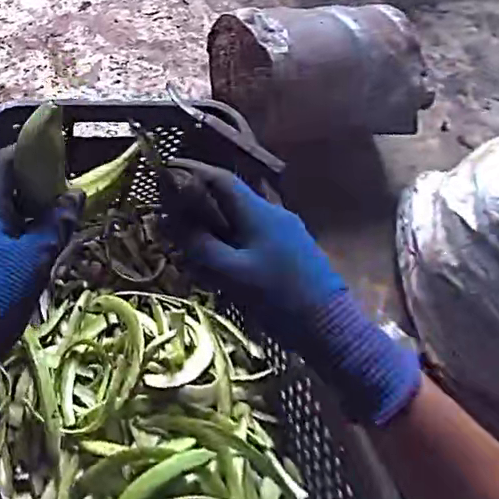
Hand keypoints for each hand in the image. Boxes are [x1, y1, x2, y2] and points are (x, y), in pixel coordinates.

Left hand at [0, 148, 80, 440]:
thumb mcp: (36, 257)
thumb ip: (57, 223)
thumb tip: (76, 194)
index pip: (2, 163)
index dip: (27, 151)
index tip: (54, 151)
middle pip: (6, 186)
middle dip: (36, 183)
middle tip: (66, 188)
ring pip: (6, 210)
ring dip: (32, 208)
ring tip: (61, 214)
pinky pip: (3, 231)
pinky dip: (24, 228)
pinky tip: (45, 242)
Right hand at [168, 159, 419, 425]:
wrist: (333, 329)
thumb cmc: (279, 298)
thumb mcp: (231, 273)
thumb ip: (198, 244)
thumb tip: (165, 220)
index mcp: (258, 212)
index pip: (220, 178)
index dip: (191, 170)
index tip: (166, 170)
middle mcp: (273, 212)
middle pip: (229, 196)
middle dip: (199, 199)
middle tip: (172, 209)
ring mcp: (286, 230)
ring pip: (241, 216)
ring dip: (215, 221)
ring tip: (192, 237)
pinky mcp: (292, 250)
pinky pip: (253, 233)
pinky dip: (231, 237)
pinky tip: (221, 259)